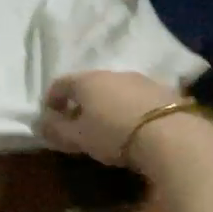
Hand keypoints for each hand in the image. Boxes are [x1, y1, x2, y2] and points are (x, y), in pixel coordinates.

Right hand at [38, 71, 212, 171]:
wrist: (173, 136)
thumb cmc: (113, 133)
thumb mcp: (77, 137)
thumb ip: (55, 130)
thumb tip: (39, 124)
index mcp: (87, 80)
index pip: (60, 83)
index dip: (51, 100)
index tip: (50, 118)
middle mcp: (113, 73)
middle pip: (89, 85)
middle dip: (80, 103)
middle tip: (77, 125)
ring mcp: (142, 80)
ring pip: (115, 90)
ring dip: (106, 105)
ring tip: (107, 128)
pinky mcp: (166, 92)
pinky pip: (138, 98)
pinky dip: (129, 109)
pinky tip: (133, 128)